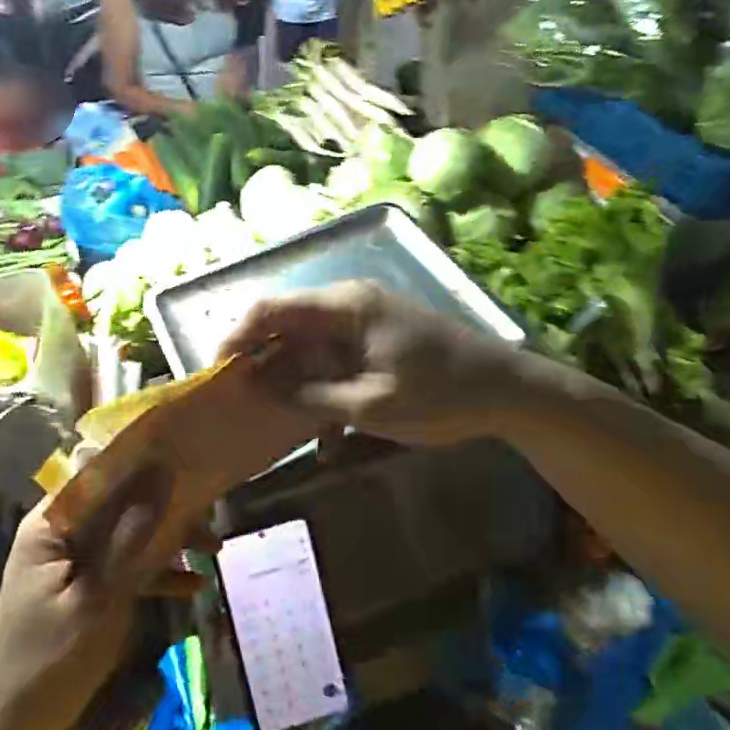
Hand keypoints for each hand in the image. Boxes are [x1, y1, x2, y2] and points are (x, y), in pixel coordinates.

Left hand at [0, 468, 208, 729]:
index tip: (185, 459)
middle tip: (211, 518)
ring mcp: (71, 561)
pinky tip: (193, 585)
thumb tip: (161, 480)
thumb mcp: (99, 599)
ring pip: (126, 535)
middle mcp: (58, 533)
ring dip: (167, 542)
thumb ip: (131, 540)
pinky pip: (122, 566)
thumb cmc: (53, 661)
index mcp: (49, 525)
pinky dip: (153, 573)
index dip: (141, 463)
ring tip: (215, 550)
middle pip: (118, 505)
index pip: (97, 475)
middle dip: (165, 509)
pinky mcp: (83, 586)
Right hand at [221, 281, 536, 446]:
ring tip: (271, 416)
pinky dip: (318, 385)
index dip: (236, 337)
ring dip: (288, 378)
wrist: (512, 392)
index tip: (217, 373)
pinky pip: (331, 355)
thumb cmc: (442, 396)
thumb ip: (310, 396)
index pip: (271, 309)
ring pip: (305, 342)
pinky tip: (320, 427)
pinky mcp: (376, 337)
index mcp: (345, 306)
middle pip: (284, 323)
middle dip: (258, 360)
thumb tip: (259, 388)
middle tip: (238, 399)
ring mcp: (363, 318)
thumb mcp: (371, 405)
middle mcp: (349, 302)